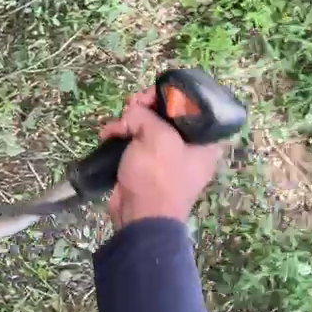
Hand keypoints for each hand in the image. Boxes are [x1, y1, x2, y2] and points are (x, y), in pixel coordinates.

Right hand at [98, 88, 225, 228]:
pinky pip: (134, 140)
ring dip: (127, 121)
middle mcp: (188, 146)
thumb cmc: (158, 176)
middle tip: (129, 108)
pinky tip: (107, 135)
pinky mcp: (145, 163)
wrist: (142, 214)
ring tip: (114, 126)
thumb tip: (130, 115)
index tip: (148, 97)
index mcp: (204, 141)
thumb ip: (144, 116)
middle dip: (143, 108)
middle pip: (165, 114)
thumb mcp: (156, 137)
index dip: (169, 97)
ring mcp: (166, 155)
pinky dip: (120, 134)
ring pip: (146, 125)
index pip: (191, 107)